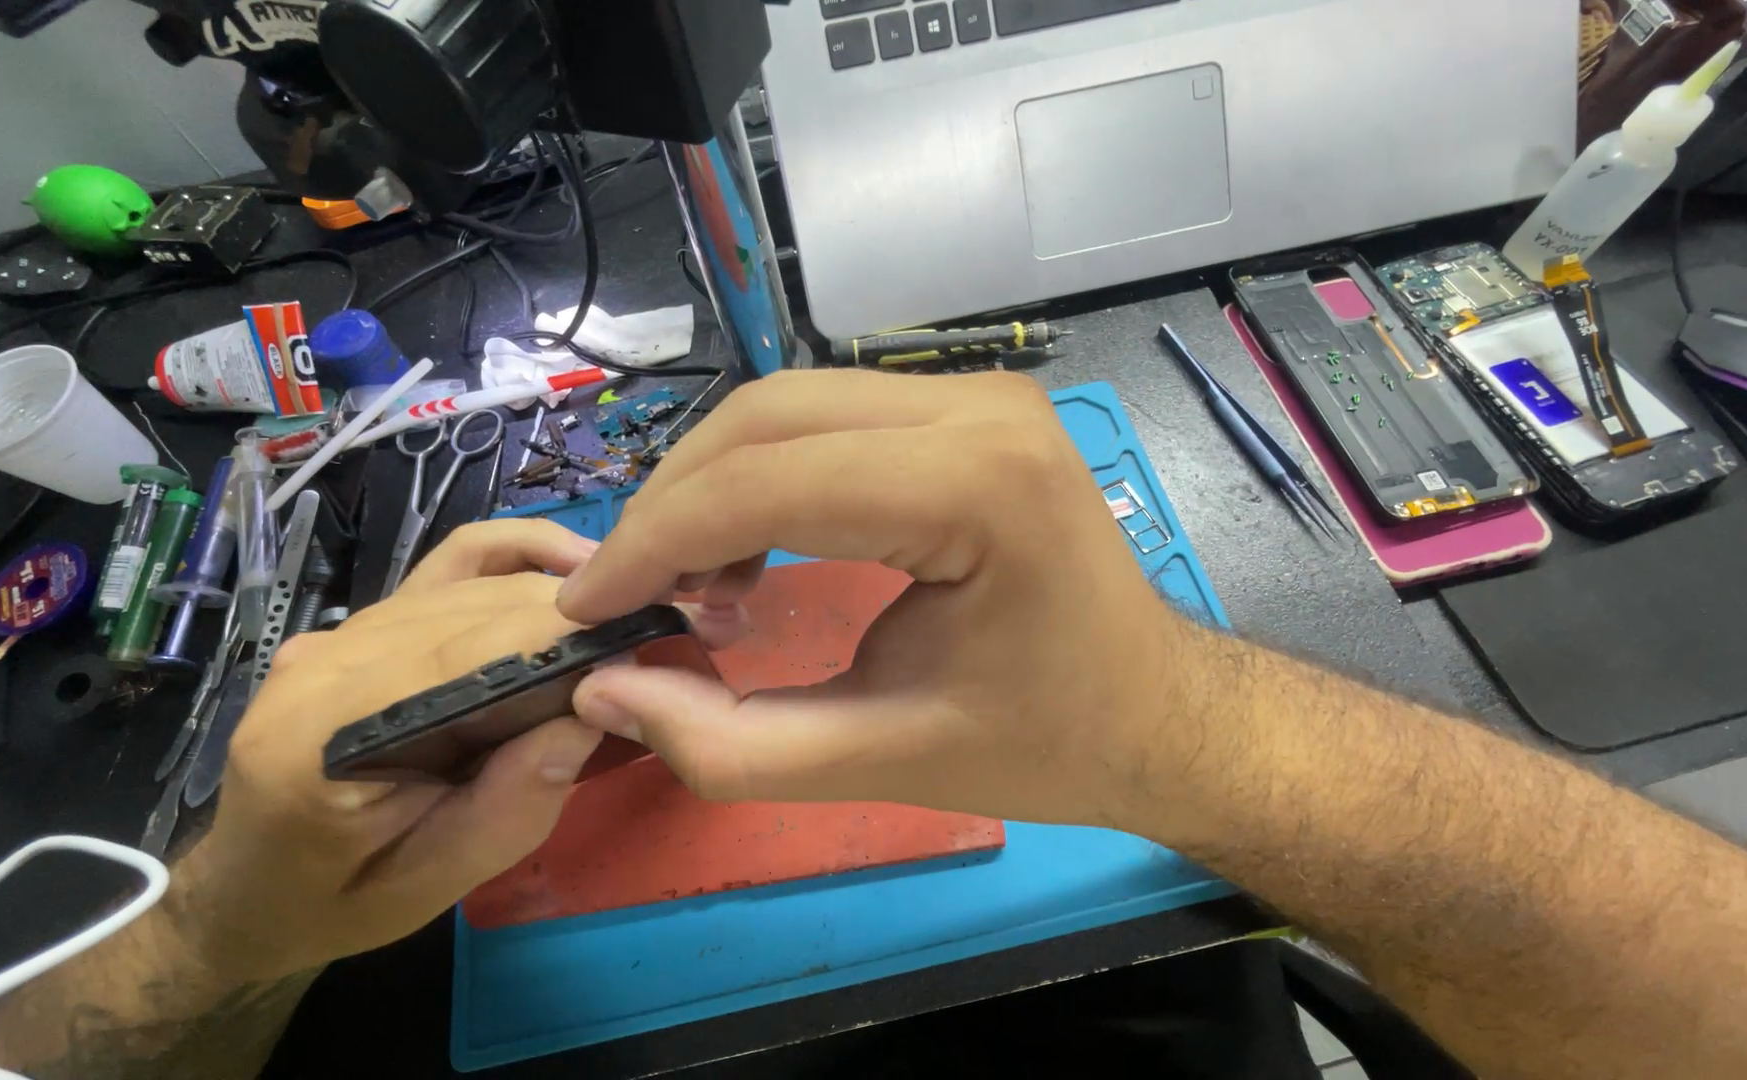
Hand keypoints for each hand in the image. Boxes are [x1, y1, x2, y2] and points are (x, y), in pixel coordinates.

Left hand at [170, 520, 607, 983]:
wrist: (254, 889)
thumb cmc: (338, 900)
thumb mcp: (430, 886)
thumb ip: (507, 810)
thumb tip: (589, 715)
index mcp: (322, 730)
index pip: (466, 654)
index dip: (562, 638)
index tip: (647, 643)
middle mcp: (328, 656)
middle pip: (480, 605)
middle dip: (576, 616)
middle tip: (657, 636)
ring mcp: (345, 626)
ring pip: (477, 576)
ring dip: (562, 590)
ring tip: (630, 611)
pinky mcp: (371, 616)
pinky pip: (457, 561)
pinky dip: (523, 553)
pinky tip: (575, 566)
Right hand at [559, 371, 1209, 831]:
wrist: (1156, 709)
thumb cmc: (1048, 743)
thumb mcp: (886, 762)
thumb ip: (733, 743)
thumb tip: (606, 689)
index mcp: (978, 487)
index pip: (769, 483)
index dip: (654, 542)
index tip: (589, 607)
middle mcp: (978, 407)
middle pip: (768, 418)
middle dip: (676, 504)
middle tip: (638, 596)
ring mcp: (977, 393)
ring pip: (788, 406)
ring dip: (715, 486)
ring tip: (699, 584)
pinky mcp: (966, 407)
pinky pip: (828, 418)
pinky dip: (766, 476)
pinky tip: (756, 549)